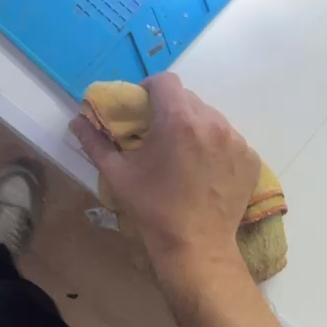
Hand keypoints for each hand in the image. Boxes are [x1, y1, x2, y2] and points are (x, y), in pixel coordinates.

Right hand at [70, 73, 258, 264]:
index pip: (165, 81)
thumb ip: (95, 142)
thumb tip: (76, 122)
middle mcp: (212, 122)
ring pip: (209, 118)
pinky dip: (213, 147)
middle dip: (170, 110)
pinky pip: (228, 139)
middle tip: (157, 136)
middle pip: (188, 98)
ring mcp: (236, 140)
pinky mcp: (250, 158)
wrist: (195, 245)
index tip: (141, 109)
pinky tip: (202, 171)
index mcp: (178, 120)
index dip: (149, 89)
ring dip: (193, 127)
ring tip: (181, 155)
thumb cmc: (152, 208)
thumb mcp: (118, 174)